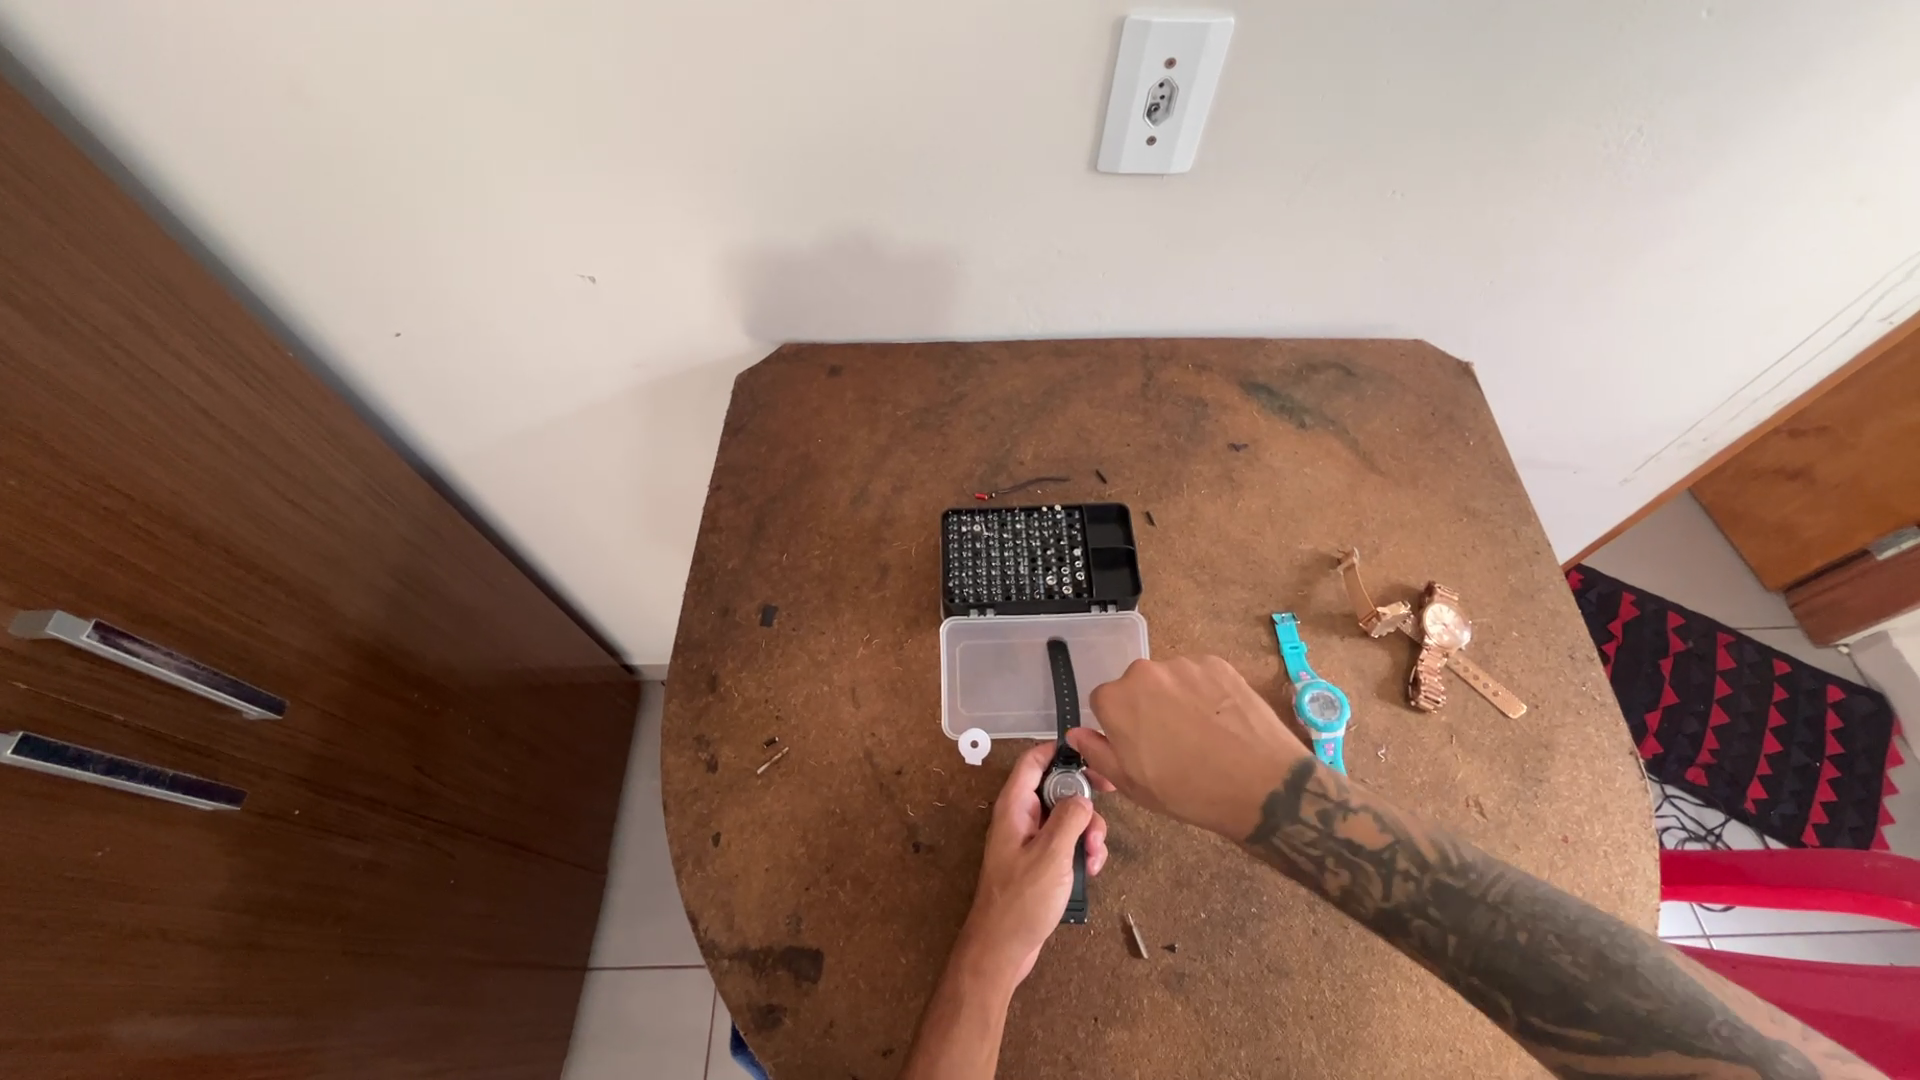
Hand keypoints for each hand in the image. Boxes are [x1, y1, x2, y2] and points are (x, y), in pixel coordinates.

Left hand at [957, 742, 1110, 987]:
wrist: (1002, 948)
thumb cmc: (1022, 899)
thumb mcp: (1051, 854)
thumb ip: (1070, 818)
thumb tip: (1083, 797)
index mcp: (1015, 806)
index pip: (1034, 761)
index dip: (1061, 752)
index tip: (1092, 757)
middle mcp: (1021, 817)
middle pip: (1058, 790)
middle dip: (1084, 804)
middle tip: (1102, 821)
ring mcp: (1030, 840)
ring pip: (1067, 819)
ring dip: (1087, 833)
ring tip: (1093, 856)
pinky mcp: (1040, 862)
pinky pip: (1065, 843)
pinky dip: (1081, 852)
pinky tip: (1090, 870)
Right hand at [1070, 655, 1310, 839]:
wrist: (1260, 784)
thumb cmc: (1188, 790)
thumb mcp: (1132, 784)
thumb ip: (1097, 753)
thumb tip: (1076, 733)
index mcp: (1115, 699)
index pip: (1103, 703)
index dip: (1119, 727)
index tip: (1138, 747)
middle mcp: (1144, 672)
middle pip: (1136, 687)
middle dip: (1146, 709)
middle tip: (1171, 744)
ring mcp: (1183, 665)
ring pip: (1168, 680)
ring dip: (1176, 699)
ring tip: (1201, 735)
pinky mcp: (1217, 664)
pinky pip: (1200, 675)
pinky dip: (1205, 694)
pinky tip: (1220, 723)